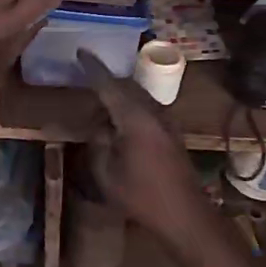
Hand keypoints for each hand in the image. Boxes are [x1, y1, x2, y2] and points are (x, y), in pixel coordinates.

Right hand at [78, 50, 220, 249]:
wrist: (184, 214)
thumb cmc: (141, 196)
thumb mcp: (106, 173)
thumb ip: (98, 143)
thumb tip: (99, 127)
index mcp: (134, 118)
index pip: (109, 85)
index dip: (93, 68)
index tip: (81, 52)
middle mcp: (153, 112)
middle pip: (126, 87)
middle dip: (106, 83)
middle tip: (86, 83)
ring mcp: (167, 121)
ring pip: (139, 97)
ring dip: (120, 97)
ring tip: (100, 110)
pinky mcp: (172, 133)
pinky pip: (147, 108)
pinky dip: (131, 108)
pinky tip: (121, 125)